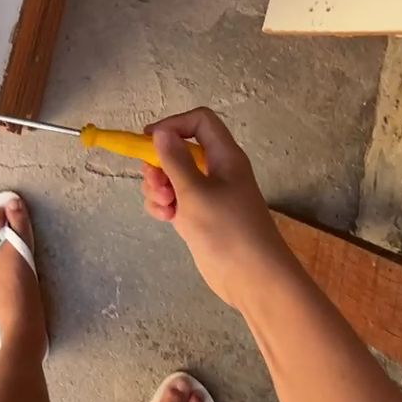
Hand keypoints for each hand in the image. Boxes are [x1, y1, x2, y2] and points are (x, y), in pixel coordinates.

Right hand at [140, 108, 290, 305]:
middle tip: (157, 184)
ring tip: (164, 206)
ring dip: (158, 187)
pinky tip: (165, 218)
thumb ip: (174, 160)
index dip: (174, 124)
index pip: (199, 122)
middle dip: (160, 164)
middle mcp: (215, 171)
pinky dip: (163, 204)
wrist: (252, 279)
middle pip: (179, 149)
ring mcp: (206, 194)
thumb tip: (161, 132)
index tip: (148, 141)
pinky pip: (173, 198)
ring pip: (171, 175)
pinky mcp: (198, 215)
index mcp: (224, 156)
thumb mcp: (195, 192)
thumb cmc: (227, 230)